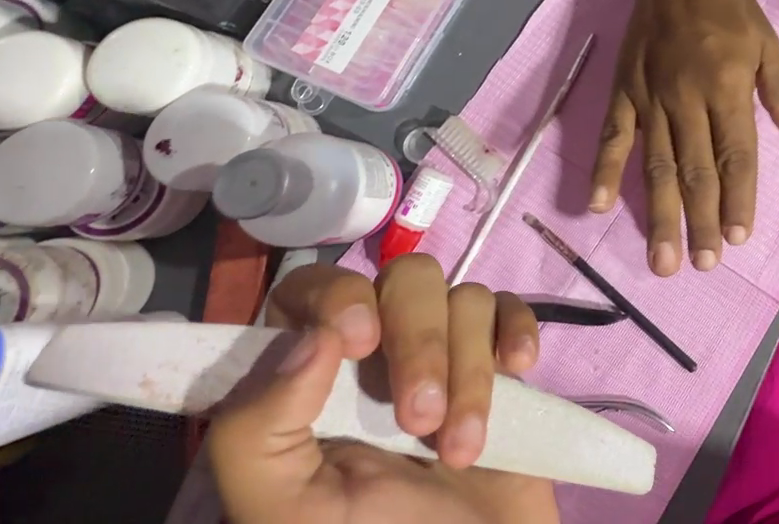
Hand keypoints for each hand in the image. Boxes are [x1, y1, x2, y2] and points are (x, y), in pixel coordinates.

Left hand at [205, 256, 559, 523]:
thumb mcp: (287, 515)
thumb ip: (259, 432)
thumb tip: (312, 336)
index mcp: (312, 382)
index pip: (310, 291)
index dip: (337, 296)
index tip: (359, 343)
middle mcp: (377, 355)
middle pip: (406, 279)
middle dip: (421, 344)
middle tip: (419, 421)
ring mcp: (446, 352)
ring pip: (466, 297)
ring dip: (470, 370)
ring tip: (464, 448)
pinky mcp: (501, 360)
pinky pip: (513, 308)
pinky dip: (518, 330)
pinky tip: (519, 370)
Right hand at [593, 0, 778, 276]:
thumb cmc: (731, 10)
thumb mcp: (768, 45)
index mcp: (726, 89)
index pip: (735, 154)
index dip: (738, 197)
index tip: (740, 237)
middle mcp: (686, 100)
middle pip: (695, 170)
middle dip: (699, 221)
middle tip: (701, 264)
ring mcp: (649, 98)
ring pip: (656, 164)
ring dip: (658, 213)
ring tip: (660, 258)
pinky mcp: (623, 90)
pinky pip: (612, 135)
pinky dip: (604, 170)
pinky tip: (598, 206)